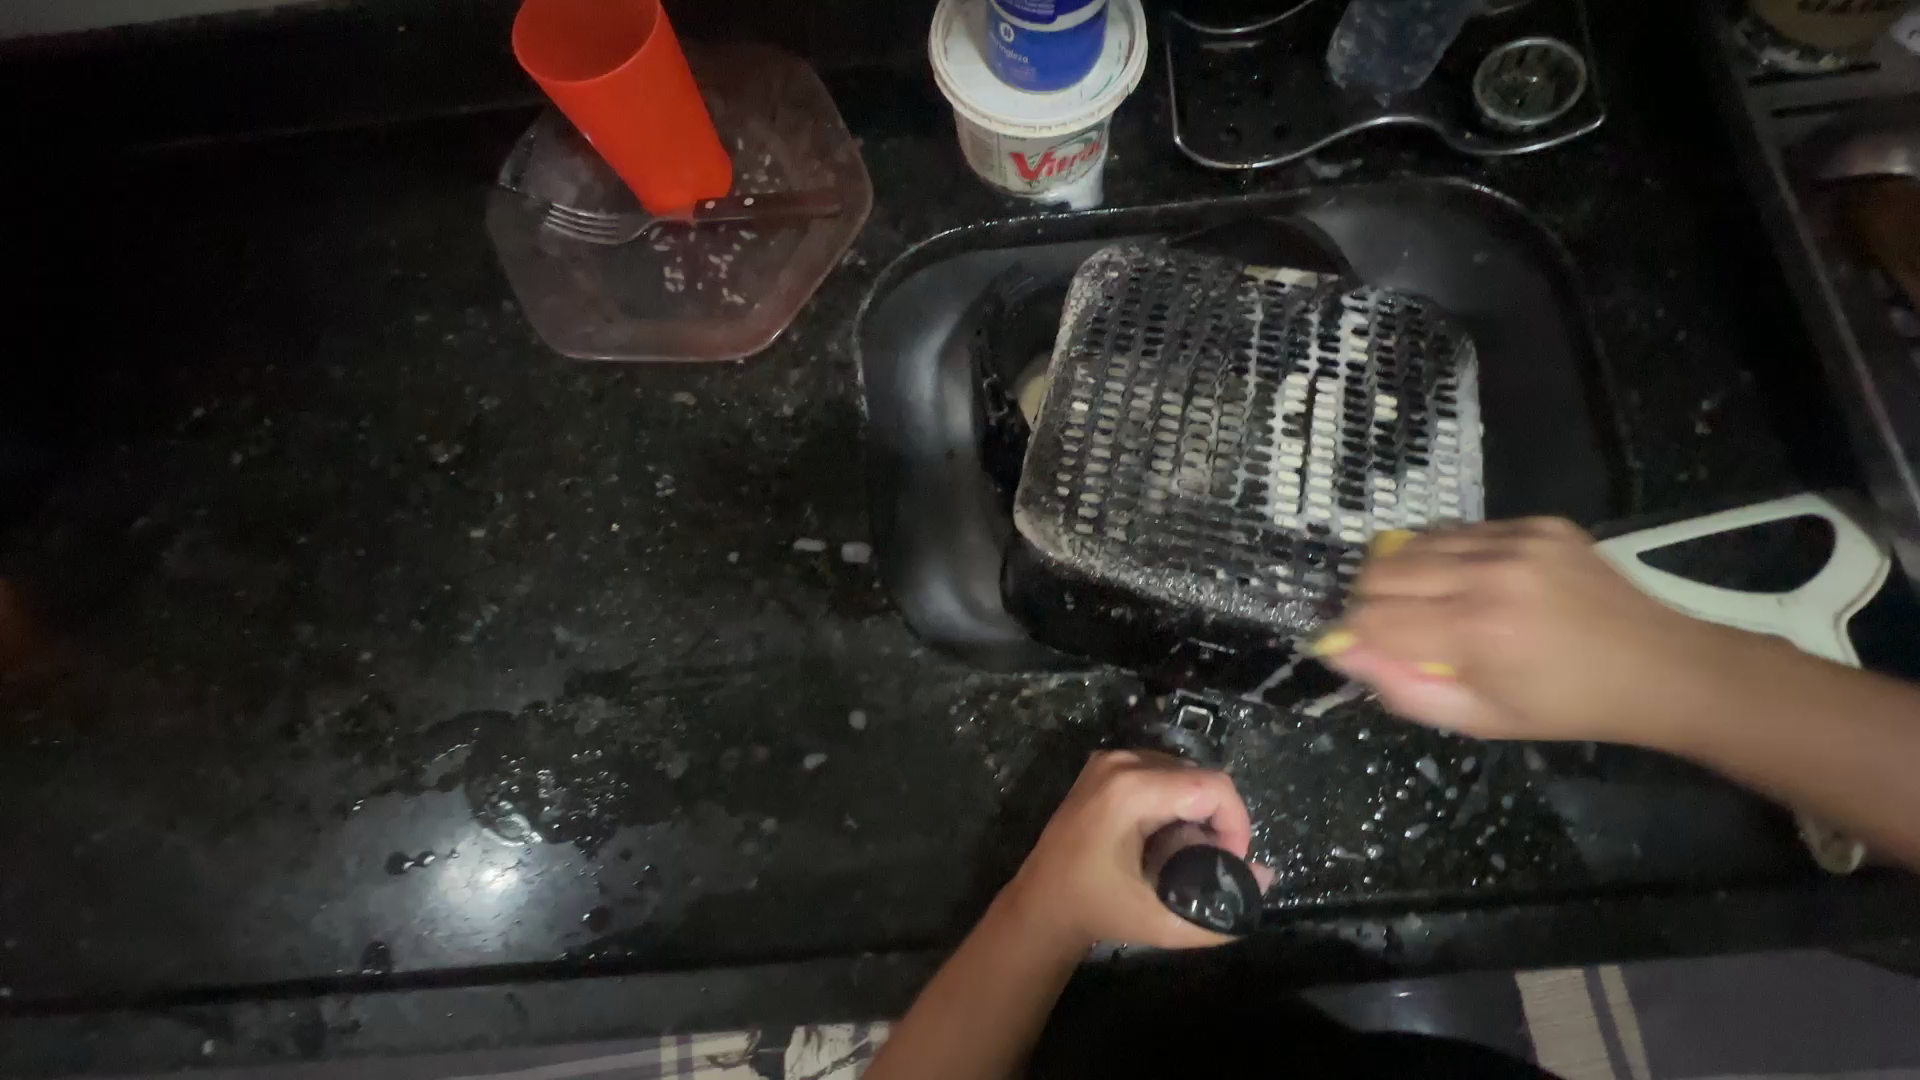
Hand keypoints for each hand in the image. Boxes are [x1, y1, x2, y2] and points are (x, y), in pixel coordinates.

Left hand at [1000, 750, 1265, 951]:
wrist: (1042, 900)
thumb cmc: (1098, 908)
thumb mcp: (1163, 921)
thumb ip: (1222, 909)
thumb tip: (1267, 878)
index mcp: (1132, 790)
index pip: (1212, 785)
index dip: (1236, 823)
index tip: (1229, 861)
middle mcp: (1121, 763)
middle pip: (1198, 775)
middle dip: (1217, 818)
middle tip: (1209, 861)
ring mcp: (1109, 760)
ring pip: (1181, 771)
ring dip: (1196, 809)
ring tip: (1186, 852)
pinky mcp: (1103, 765)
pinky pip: (1158, 771)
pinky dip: (1173, 799)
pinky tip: (1164, 836)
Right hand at [1314, 518, 1757, 744]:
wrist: (1667, 668)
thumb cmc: (1564, 706)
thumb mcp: (1477, 720)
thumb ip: (1400, 688)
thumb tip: (1342, 651)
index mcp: (1477, 632)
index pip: (1369, 619)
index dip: (1353, 634)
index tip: (1363, 647)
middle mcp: (1490, 575)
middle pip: (1378, 572)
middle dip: (1370, 602)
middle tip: (1395, 625)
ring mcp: (1514, 541)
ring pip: (1408, 545)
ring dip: (1402, 575)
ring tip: (1430, 601)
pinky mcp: (1534, 523)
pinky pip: (1453, 531)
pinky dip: (1444, 557)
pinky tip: (1472, 581)